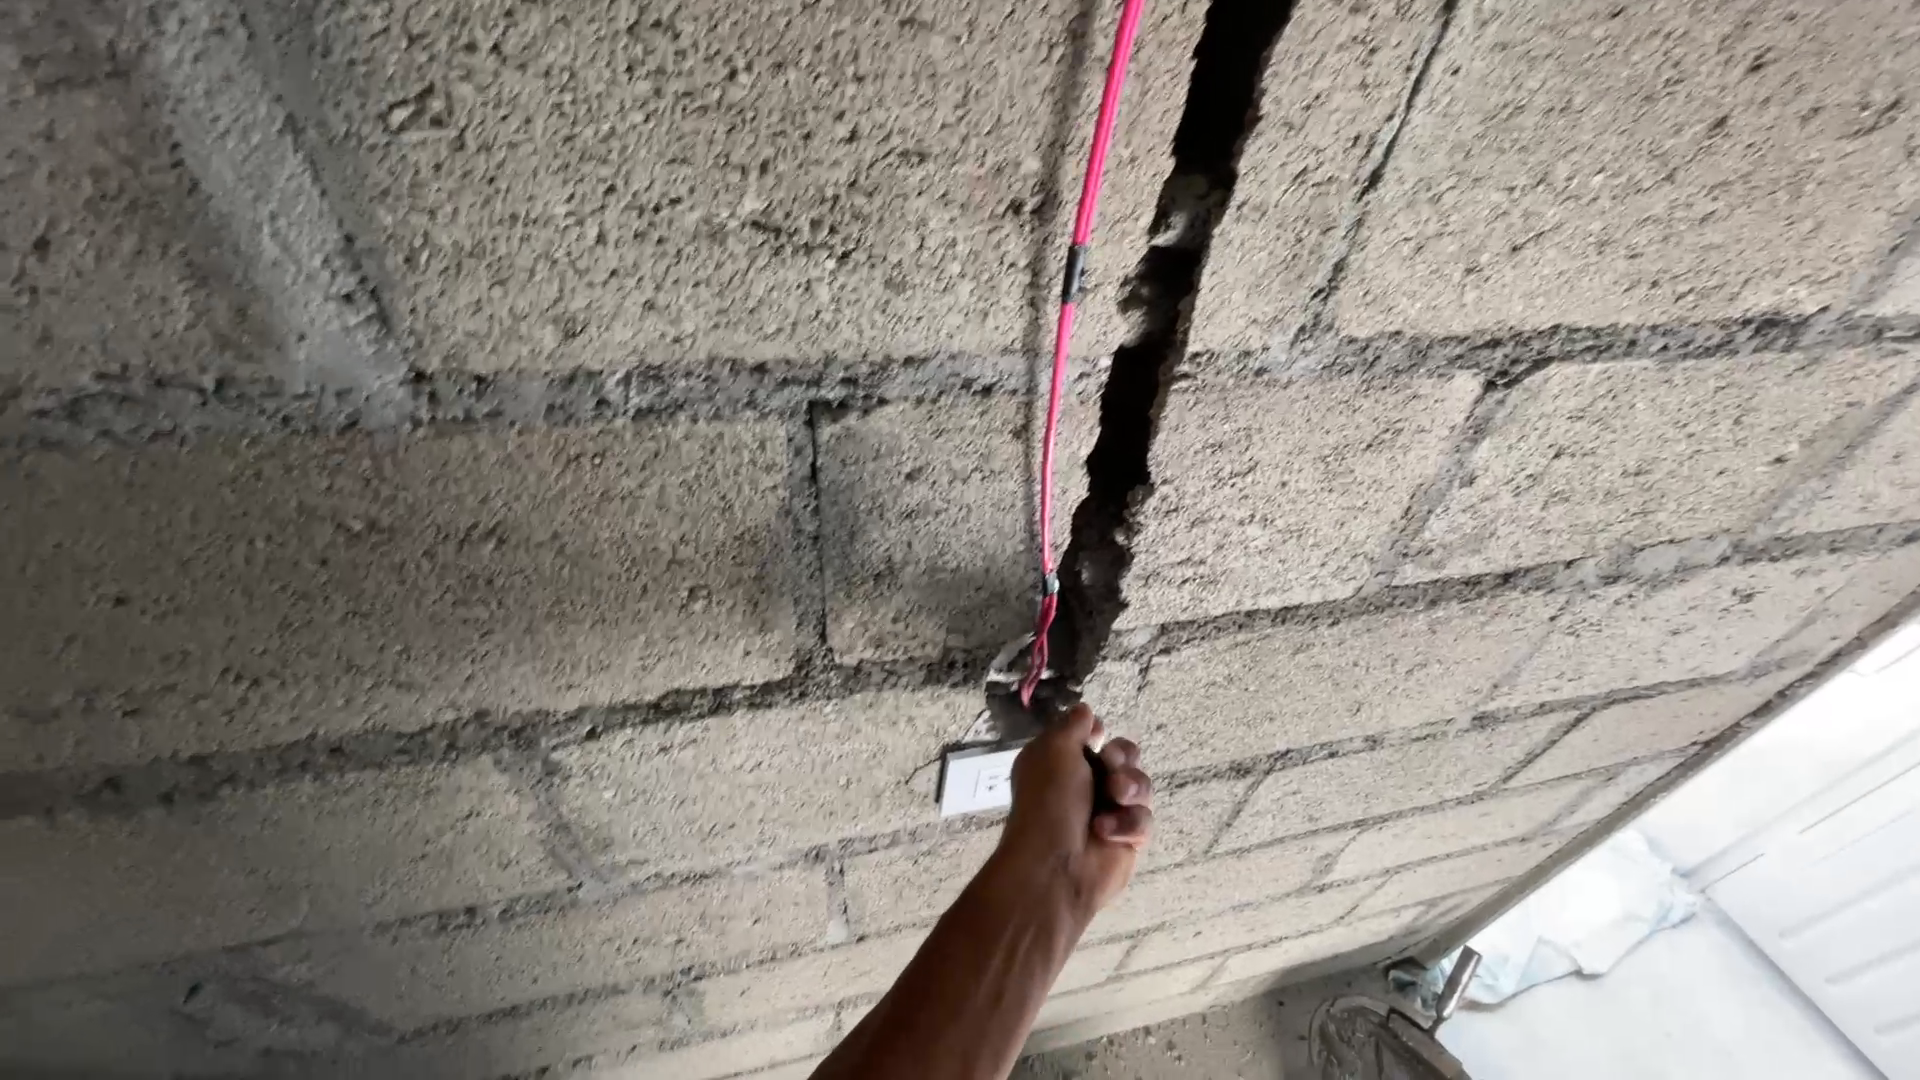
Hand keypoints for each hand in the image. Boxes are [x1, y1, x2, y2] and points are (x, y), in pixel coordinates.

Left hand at [995, 704, 1153, 920]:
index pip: (1091, 735)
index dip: (1097, 733)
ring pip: (1140, 784)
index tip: (1096, 736)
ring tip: (1114, 798)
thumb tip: (1085, 710)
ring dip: (1130, 788)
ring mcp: (1108, 810)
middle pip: (1124, 755)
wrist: (1057, 863)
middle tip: (1110, 768)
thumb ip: (1073, 725)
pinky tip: (1108, 832)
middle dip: (1122, 758)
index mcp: (1061, 761)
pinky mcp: (1128, 838)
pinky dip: (1128, 823)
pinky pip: (1143, 818)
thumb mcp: (1054, 748)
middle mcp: (1085, 783)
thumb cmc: (1049, 799)